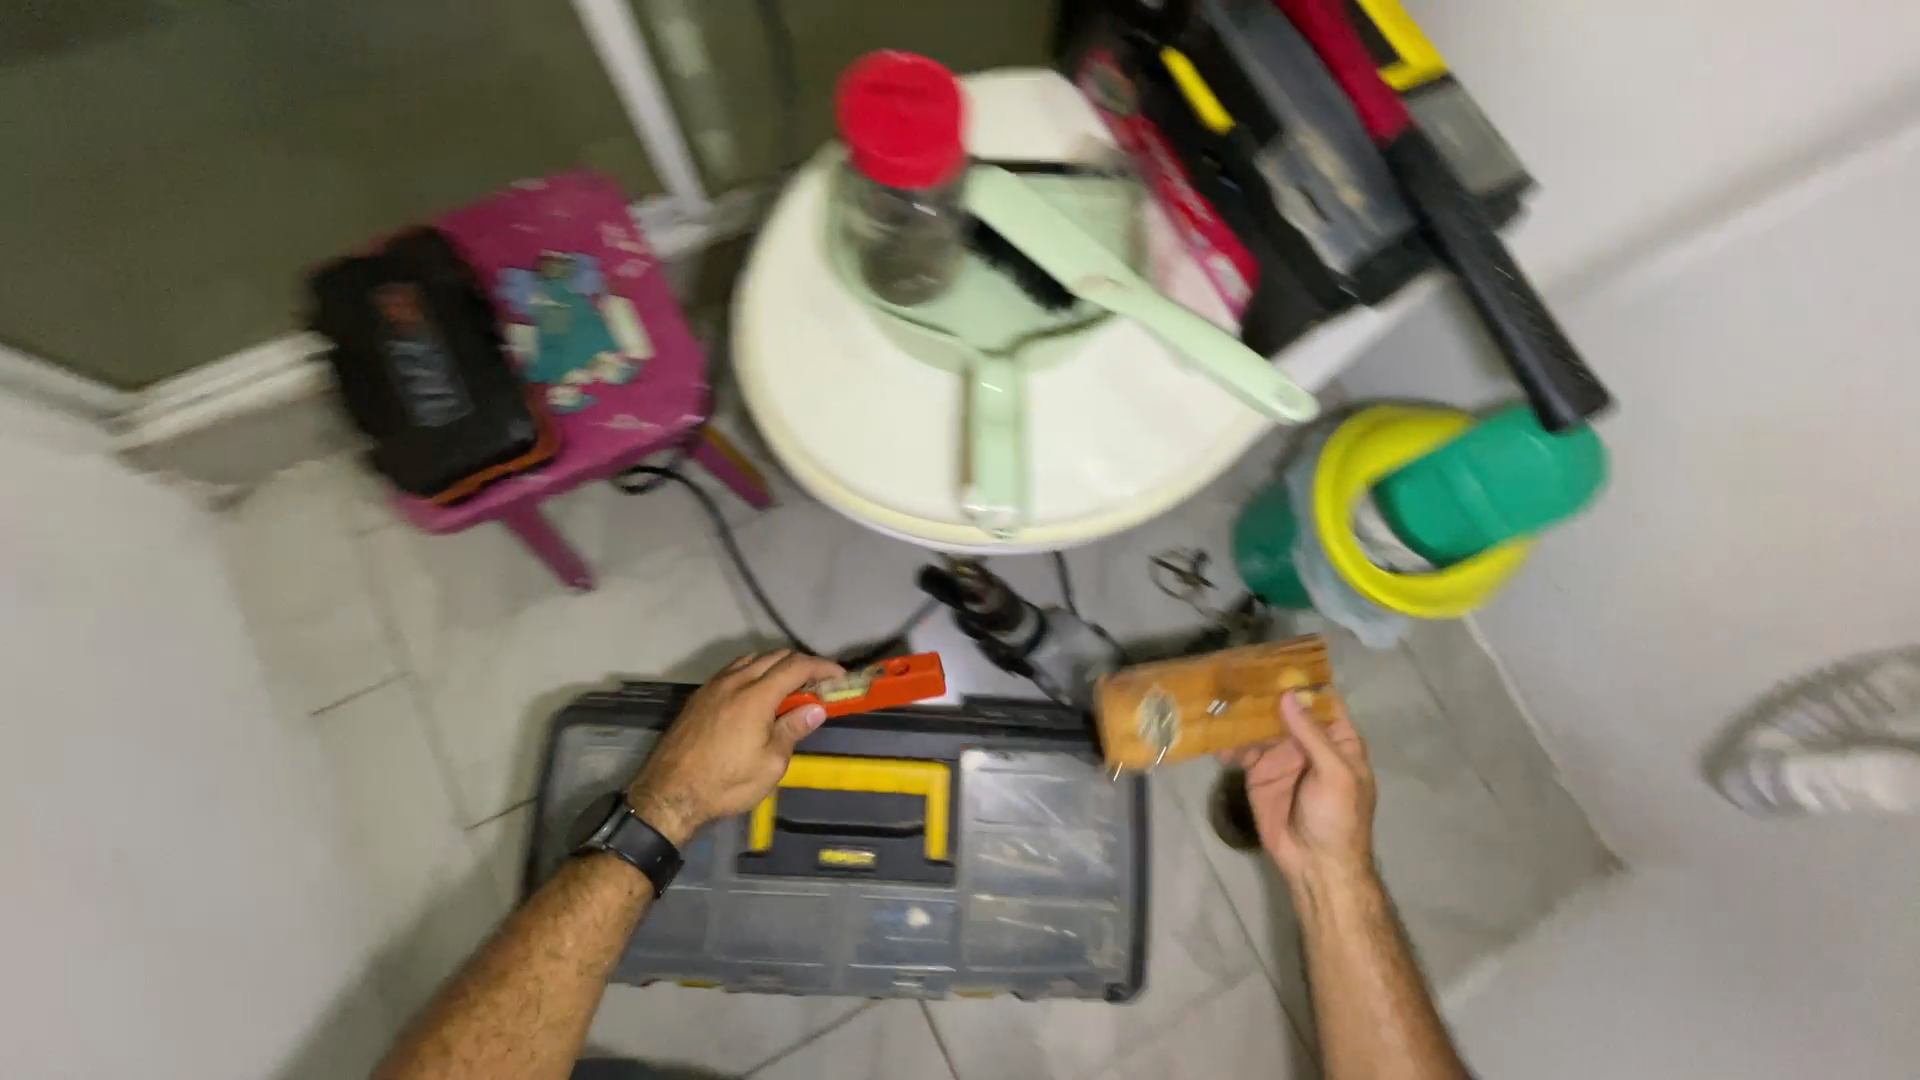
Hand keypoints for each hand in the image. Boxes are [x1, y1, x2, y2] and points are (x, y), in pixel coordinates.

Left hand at [627, 650, 842, 845]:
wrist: (668, 795)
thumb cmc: (725, 784)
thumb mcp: (770, 765)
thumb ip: (793, 730)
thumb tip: (816, 708)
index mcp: (756, 696)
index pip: (796, 666)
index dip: (822, 666)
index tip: (840, 675)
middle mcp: (735, 682)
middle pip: (775, 656)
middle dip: (801, 664)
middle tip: (818, 683)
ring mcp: (713, 686)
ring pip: (752, 659)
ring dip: (776, 665)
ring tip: (790, 686)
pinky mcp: (699, 696)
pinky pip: (733, 670)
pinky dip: (754, 671)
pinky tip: (757, 692)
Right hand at [1227, 691, 1376, 888]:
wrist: (1315, 864)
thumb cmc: (1338, 817)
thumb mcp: (1335, 774)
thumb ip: (1311, 735)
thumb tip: (1287, 696)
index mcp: (1337, 740)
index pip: (1322, 702)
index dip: (1303, 682)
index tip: (1277, 662)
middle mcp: (1308, 742)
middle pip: (1285, 709)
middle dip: (1263, 694)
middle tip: (1236, 676)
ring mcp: (1281, 756)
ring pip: (1260, 726)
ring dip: (1242, 716)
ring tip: (1220, 702)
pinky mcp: (1258, 772)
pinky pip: (1242, 749)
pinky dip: (1228, 743)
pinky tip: (1215, 740)